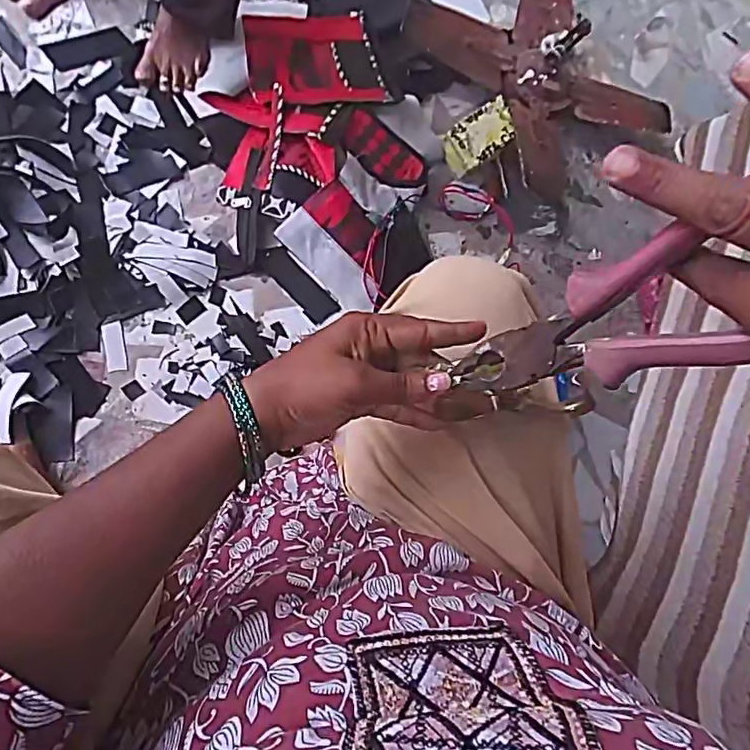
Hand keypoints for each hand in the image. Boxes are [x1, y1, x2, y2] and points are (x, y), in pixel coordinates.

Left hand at [243, 313, 485, 451]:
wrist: (266, 415)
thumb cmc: (304, 385)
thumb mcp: (355, 383)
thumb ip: (402, 384)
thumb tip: (444, 383)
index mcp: (366, 331)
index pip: (417, 330)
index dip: (450, 332)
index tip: (480, 329)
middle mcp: (369, 349)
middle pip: (417, 360)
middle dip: (448, 374)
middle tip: (483, 386)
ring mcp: (365, 376)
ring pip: (410, 384)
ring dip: (437, 398)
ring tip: (472, 408)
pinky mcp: (360, 399)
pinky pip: (396, 402)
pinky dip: (415, 411)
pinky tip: (440, 420)